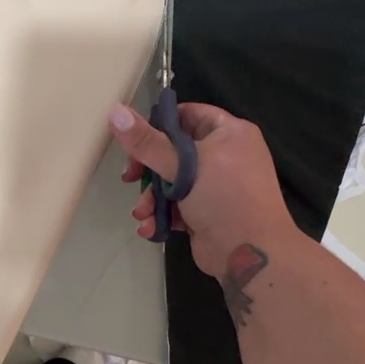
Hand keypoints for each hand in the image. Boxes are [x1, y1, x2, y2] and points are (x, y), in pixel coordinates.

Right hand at [109, 101, 300, 278]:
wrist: (249, 252)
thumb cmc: (224, 198)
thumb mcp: (182, 165)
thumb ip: (147, 141)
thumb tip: (115, 111)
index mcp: (229, 133)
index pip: (190, 115)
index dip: (160, 124)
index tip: (135, 141)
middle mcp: (225, 156)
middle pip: (173, 152)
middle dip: (148, 171)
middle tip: (129, 178)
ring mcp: (216, 186)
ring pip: (171, 183)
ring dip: (150, 199)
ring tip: (142, 214)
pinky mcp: (206, 212)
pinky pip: (176, 206)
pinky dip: (162, 215)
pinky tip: (151, 227)